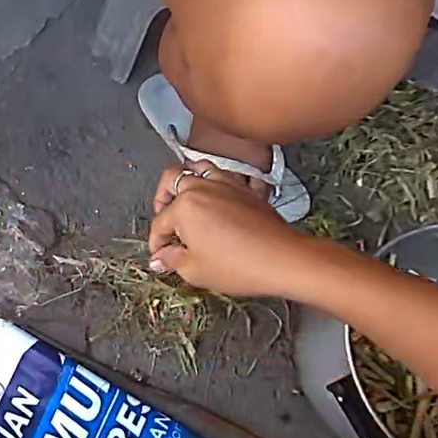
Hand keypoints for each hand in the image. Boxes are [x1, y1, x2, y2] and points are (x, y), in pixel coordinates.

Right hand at [148, 162, 329, 298]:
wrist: (281, 258)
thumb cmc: (238, 265)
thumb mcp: (195, 270)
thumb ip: (172, 259)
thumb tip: (160, 258)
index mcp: (184, 207)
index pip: (160, 222)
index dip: (156, 242)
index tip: (160, 255)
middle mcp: (203, 188)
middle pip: (172, 179)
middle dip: (162, 197)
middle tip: (165, 219)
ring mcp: (227, 184)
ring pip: (200, 167)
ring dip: (189, 180)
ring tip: (187, 200)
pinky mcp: (248, 189)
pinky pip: (230, 175)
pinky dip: (220, 181)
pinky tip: (220, 197)